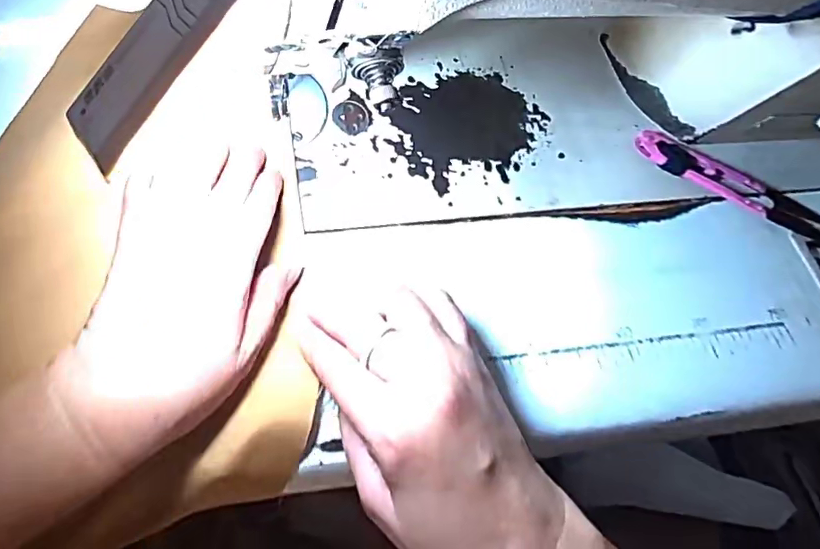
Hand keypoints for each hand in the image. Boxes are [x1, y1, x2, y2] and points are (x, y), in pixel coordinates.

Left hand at [53, 145, 300, 469]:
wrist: (115, 387)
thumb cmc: (182, 377)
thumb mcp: (243, 352)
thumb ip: (270, 302)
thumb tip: (291, 270)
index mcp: (233, 257)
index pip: (260, 201)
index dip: (270, 183)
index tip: (274, 176)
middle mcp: (200, 230)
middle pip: (230, 173)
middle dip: (246, 157)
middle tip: (252, 151)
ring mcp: (162, 225)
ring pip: (189, 167)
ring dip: (206, 152)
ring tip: (217, 147)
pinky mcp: (130, 230)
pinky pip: (142, 183)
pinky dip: (153, 168)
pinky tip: (162, 164)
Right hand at [297, 284, 593, 548]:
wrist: (521, 530)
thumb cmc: (449, 528)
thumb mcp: (379, 498)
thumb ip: (351, 437)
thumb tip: (337, 387)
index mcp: (394, 426)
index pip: (336, 363)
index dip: (310, 340)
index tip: (298, 327)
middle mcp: (424, 381)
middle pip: (361, 323)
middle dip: (329, 311)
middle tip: (314, 307)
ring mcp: (453, 360)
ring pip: (399, 298)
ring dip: (369, 299)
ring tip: (354, 307)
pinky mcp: (473, 353)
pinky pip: (439, 300)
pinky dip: (413, 294)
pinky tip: (398, 303)